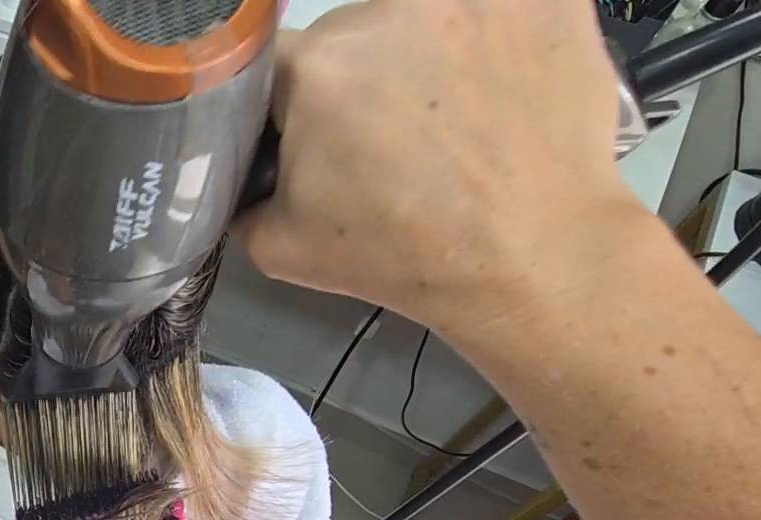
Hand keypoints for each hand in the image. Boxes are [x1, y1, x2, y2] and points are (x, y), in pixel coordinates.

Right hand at [234, 0, 651, 338]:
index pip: (266, 64)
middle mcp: (389, 11)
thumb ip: (241, 196)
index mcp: (316, 71)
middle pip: (340, 33)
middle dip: (341, 79)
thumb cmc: (389, 254)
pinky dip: (472, 45)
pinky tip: (481, 92)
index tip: (289, 138)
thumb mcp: (274, 245)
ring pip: (408, 17)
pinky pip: (480, 10)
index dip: (272, 104)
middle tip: (364, 137)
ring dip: (404, 57)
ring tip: (428, 114)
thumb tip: (242, 172)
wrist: (520, 254)